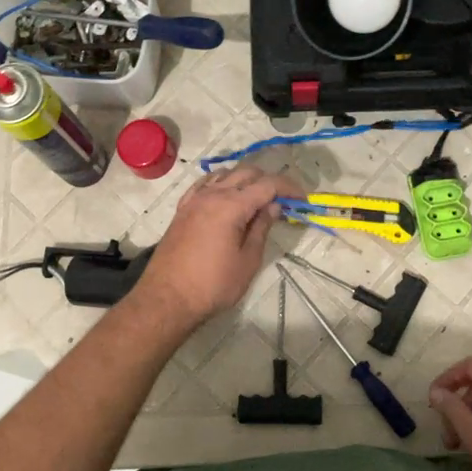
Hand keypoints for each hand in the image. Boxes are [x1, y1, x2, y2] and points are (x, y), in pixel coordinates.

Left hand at [130, 167, 299, 327]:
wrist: (168, 298)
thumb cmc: (213, 285)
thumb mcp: (248, 261)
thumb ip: (261, 229)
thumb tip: (273, 207)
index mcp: (231, 205)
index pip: (267, 184)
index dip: (289, 188)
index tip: (303, 199)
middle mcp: (211, 195)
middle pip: (246, 173)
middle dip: (268, 181)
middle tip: (283, 200)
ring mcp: (194, 200)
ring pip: (224, 175)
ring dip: (244, 180)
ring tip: (257, 200)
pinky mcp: (182, 210)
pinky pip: (204, 185)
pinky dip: (221, 184)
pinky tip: (226, 197)